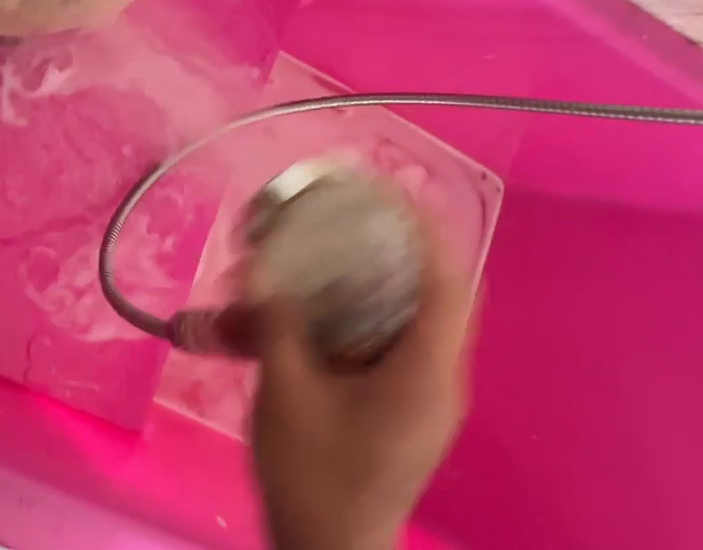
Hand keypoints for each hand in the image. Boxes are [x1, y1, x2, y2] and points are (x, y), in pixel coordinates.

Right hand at [250, 220, 474, 549]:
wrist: (328, 547)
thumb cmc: (314, 472)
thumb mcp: (285, 391)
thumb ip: (275, 323)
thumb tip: (257, 267)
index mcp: (425, 370)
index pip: (445, 282)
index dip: (419, 229)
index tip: (377, 190)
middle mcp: (433, 374)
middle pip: (426, 290)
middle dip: (382, 244)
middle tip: (333, 212)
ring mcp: (415, 391)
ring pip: (400, 314)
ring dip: (359, 278)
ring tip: (309, 249)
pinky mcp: (392, 402)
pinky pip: (377, 338)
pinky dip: (344, 310)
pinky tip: (297, 304)